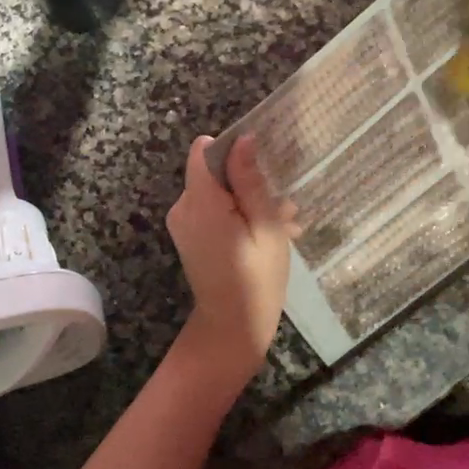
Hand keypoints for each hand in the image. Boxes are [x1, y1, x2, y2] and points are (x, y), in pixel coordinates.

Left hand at [165, 135, 299, 378]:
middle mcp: (183, 207)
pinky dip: (237, 217)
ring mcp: (183, 223)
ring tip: (285, 225)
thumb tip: (243, 139)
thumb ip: (250, 181)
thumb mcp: (266, 226)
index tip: (260, 164)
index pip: (204, 151)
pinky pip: (212, 212)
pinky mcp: (189, 236)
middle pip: (213, 173)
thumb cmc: (257, 278)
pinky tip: (268, 236)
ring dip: (249, 203)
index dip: (232, 149)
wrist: (233, 329)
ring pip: (217, 194)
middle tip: (284, 207)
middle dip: (248, 183)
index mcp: (200, 201)